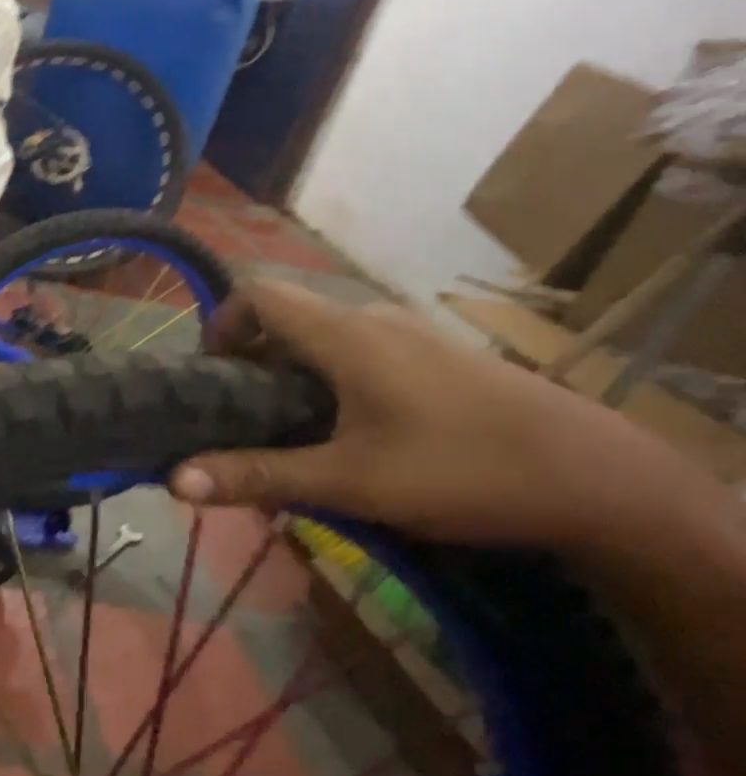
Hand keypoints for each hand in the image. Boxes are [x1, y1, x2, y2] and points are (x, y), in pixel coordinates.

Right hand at [166, 279, 708, 550]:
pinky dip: (336, 379)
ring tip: (294, 431)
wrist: (602, 480)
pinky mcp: (443, 359)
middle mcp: (374, 320)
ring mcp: (414, 336)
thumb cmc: (462, 470)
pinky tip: (358, 434)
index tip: (212, 376)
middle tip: (244, 416)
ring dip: (295, 372)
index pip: (258, 294)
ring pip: (328, 337)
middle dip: (253, 359)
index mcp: (344, 335)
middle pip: (289, 317)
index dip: (221, 323)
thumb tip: (174, 480)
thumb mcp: (350, 481)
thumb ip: (258, 475)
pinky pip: (364, 352)